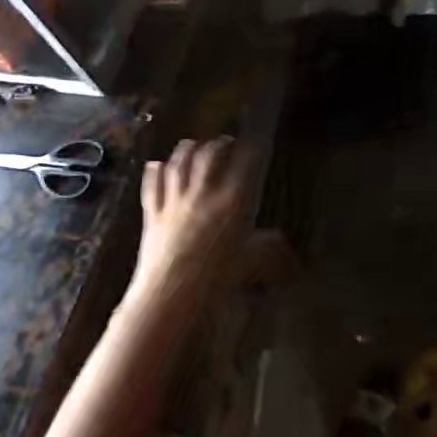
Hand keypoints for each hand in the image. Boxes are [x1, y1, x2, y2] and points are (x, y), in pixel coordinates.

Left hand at [131, 137, 253, 306]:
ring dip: (187, 149)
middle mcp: (202, 193)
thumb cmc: (217, 279)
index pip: (242, 164)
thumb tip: (284, 244)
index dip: (249, 149)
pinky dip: (155, 171)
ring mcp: (174, 201)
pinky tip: (157, 163)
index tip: (252, 144)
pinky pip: (152, 185)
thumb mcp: (252, 264)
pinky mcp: (153, 213)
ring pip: (179, 164)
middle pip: (208, 156)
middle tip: (225, 142)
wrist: (171, 293)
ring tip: (194, 142)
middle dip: (218, 144)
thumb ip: (268, 249)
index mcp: (231, 202)